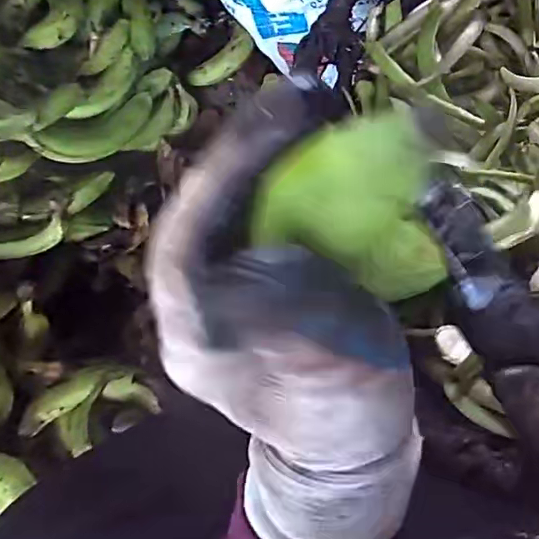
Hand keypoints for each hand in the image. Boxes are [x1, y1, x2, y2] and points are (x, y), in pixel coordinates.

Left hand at [145, 78, 419, 538]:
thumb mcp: (315, 376)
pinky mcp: (269, 265)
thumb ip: (280, 322)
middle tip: (288, 98)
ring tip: (299, 104)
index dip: (214, 184)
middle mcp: (204, 292)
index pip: (182, 241)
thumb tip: (261, 258)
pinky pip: (270, 206)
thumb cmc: (336, 416)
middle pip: (206, 207)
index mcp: (194, 326)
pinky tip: (318, 138)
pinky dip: (293, 168)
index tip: (259, 135)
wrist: (356, 440)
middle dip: (240, 149)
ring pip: (236, 199)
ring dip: (265, 148)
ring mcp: (237, 277)